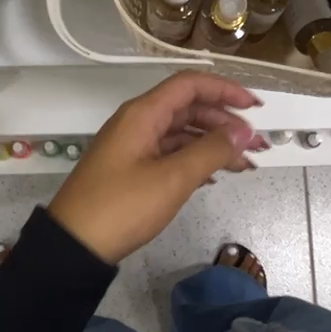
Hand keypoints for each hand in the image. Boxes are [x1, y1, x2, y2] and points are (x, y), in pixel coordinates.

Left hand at [47, 71, 264, 262]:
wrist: (73, 246)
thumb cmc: (122, 207)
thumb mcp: (172, 179)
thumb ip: (211, 150)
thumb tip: (243, 130)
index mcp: (144, 114)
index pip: (190, 85)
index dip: (225, 90)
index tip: (256, 107)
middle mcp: (139, 122)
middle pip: (189, 108)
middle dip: (226, 122)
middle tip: (257, 145)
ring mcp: (134, 146)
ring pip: (182, 133)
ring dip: (214, 144)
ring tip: (246, 164)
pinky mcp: (133, 169)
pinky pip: (172, 153)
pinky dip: (196, 159)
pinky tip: (216, 176)